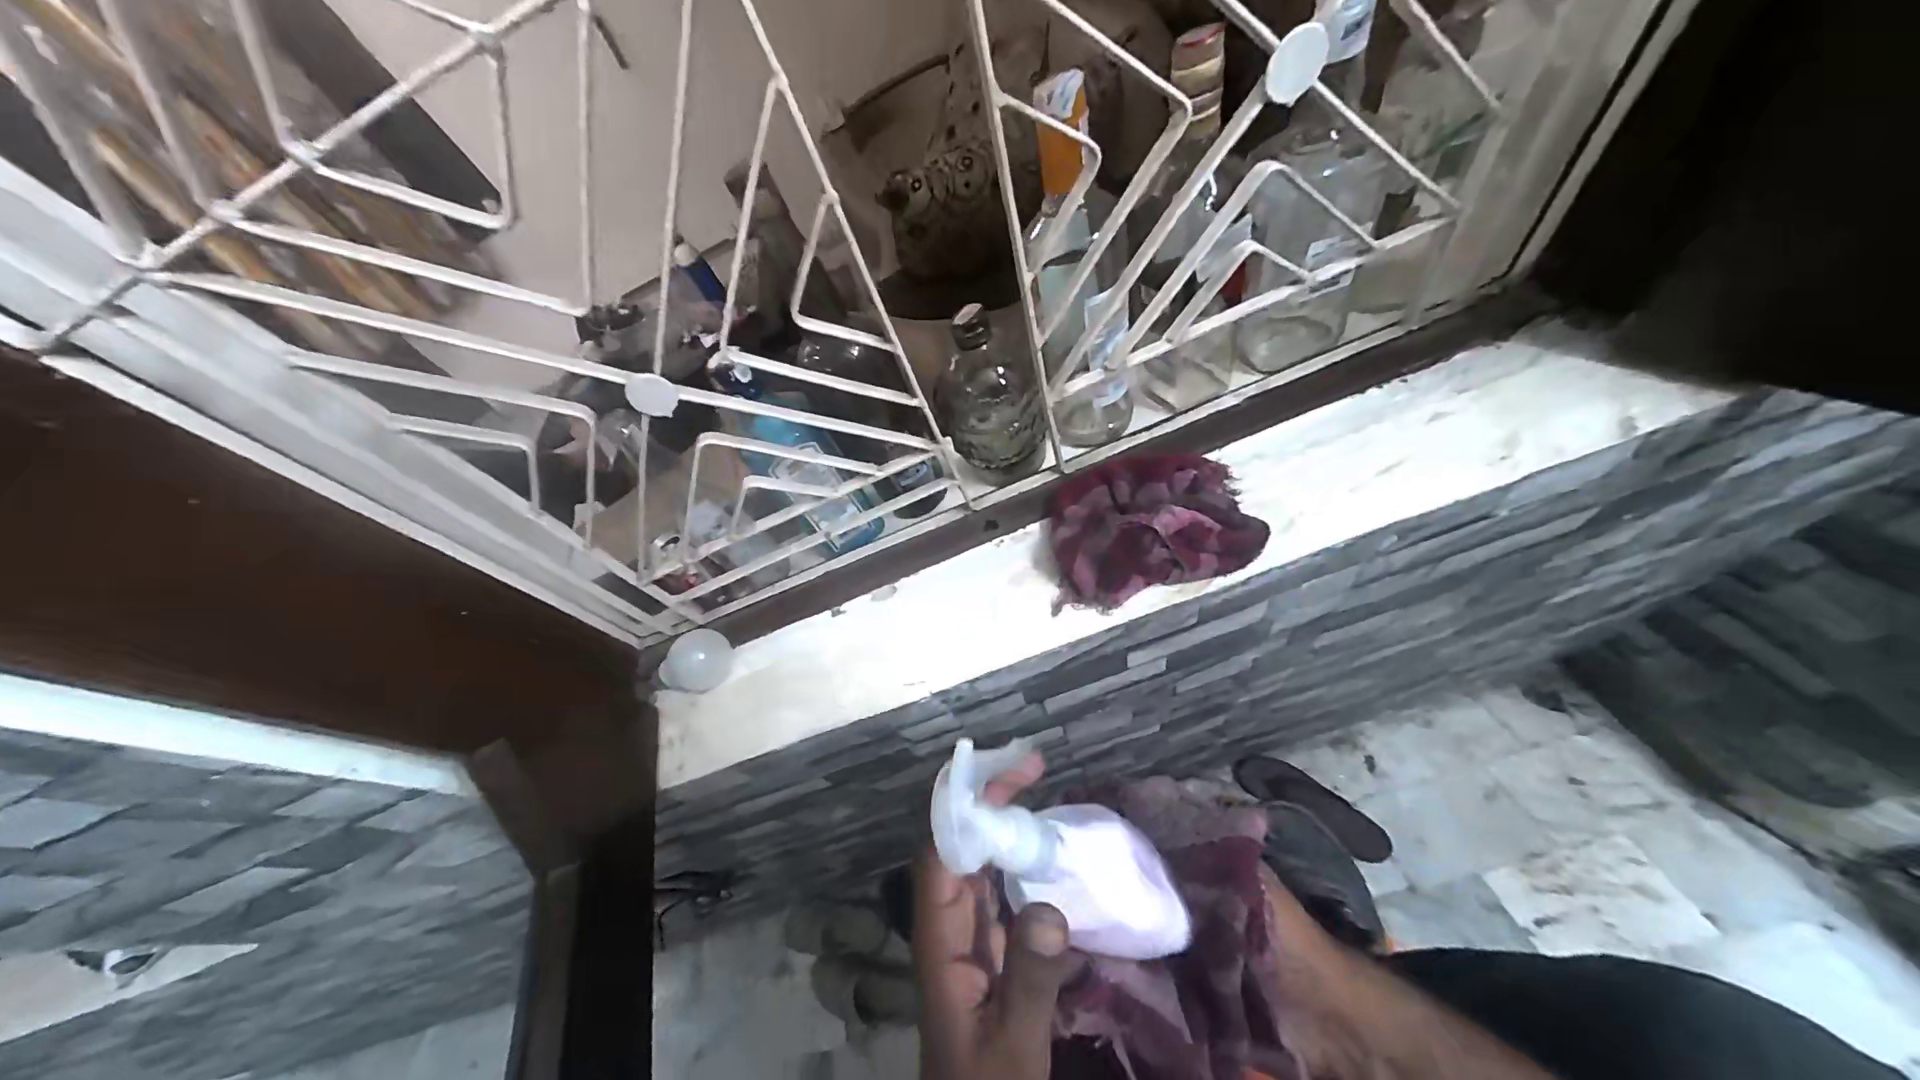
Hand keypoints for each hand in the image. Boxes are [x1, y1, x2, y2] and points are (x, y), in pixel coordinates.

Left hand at [913, 750, 1071, 1079]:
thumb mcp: (1014, 1040)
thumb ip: (1029, 978)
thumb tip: (1049, 907)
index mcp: (939, 938)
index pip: (940, 853)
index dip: (963, 807)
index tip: (1002, 771)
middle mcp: (947, 923)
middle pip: (957, 845)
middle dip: (987, 799)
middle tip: (1032, 765)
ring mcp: (966, 933)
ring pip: (975, 861)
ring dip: (1000, 821)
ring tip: (1035, 785)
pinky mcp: (986, 947)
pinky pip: (995, 886)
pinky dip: (1013, 856)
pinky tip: (1039, 845)